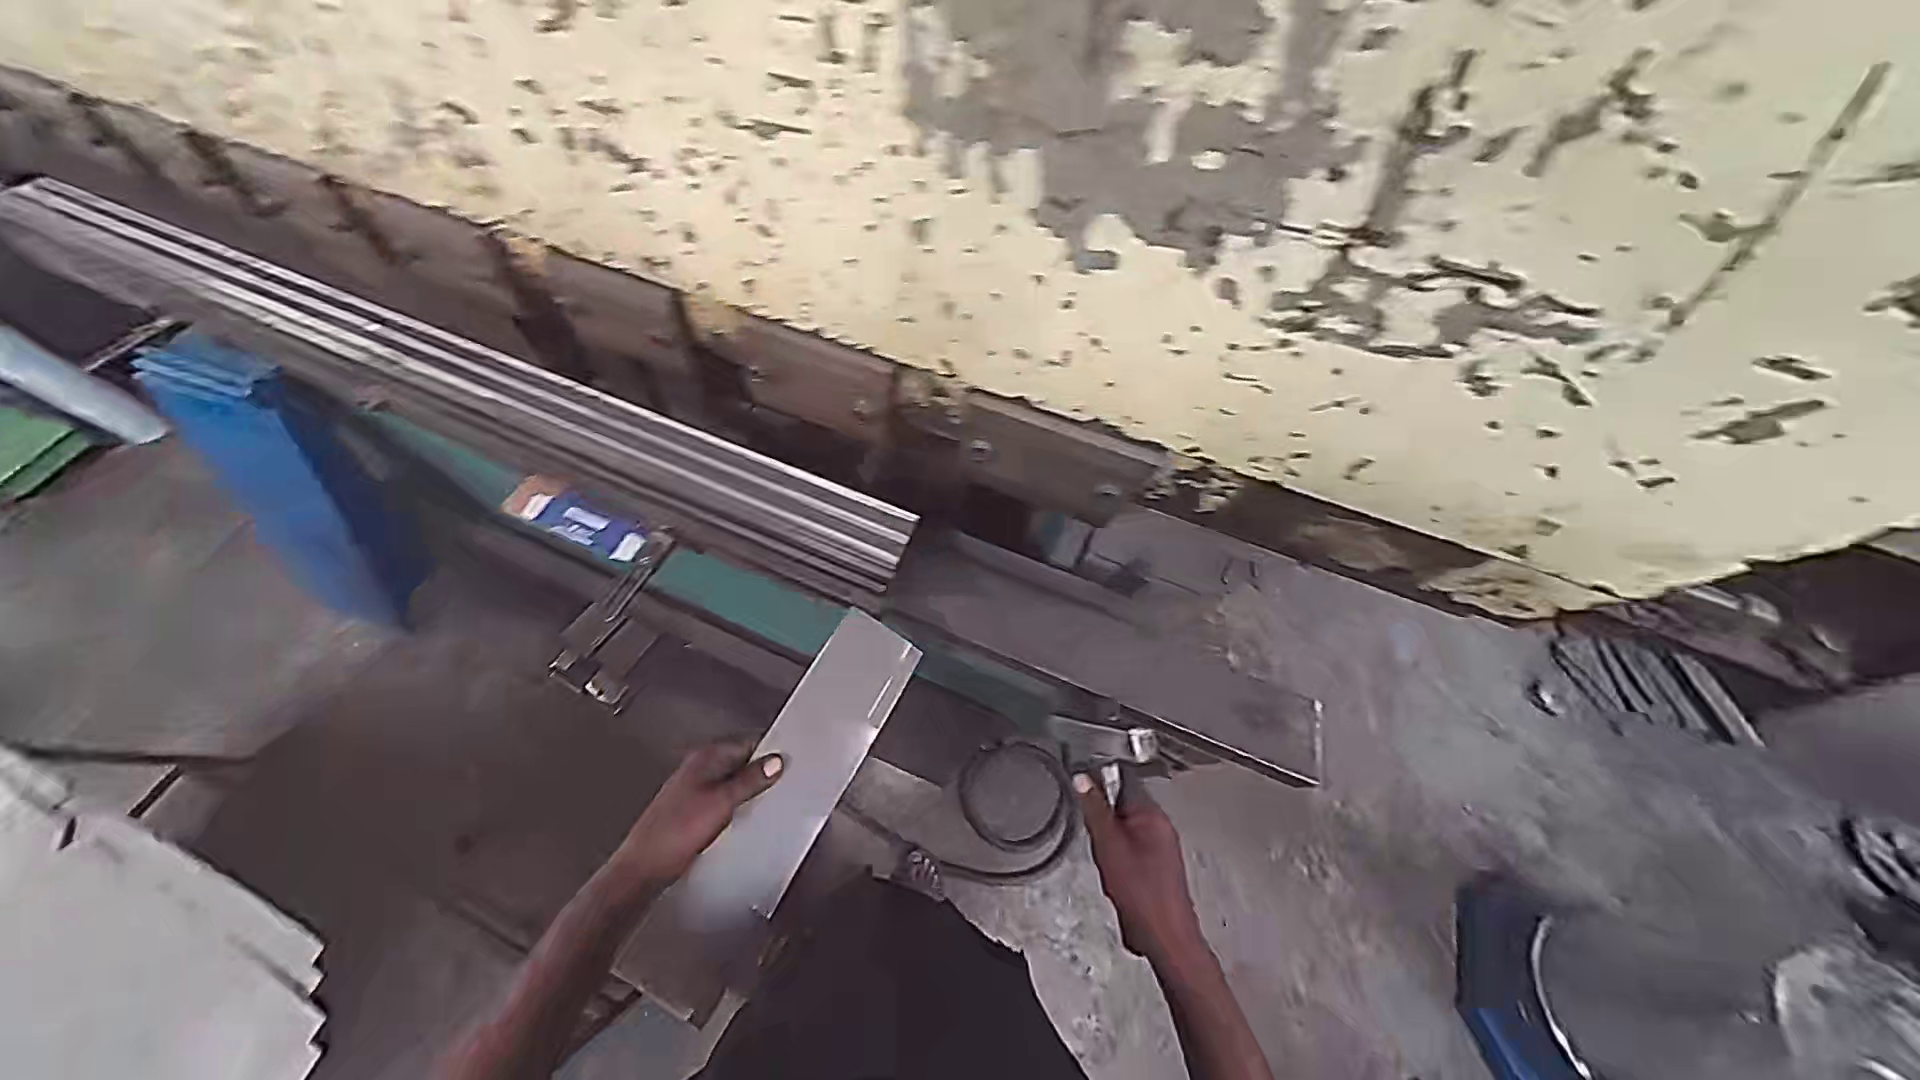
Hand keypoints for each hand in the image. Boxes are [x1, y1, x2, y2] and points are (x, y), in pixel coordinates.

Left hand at [611, 739, 782, 885]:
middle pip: (742, 762)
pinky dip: (737, 807)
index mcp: (706, 757)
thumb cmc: (675, 832)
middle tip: (778, 787)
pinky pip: (725, 800)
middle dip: (761, 774)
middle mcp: (700, 768)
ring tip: (760, 805)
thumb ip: (752, 779)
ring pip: (734, 783)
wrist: (644, 869)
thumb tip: (775, 762)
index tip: (788, 763)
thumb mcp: (723, 801)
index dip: (770, 752)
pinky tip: (742, 820)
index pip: (749, 742)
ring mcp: (696, 789)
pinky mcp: (695, 810)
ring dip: (748, 793)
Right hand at [1077, 772, 1206, 963]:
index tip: (1084, 793)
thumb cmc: (1143, 894)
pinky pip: (1130, 852)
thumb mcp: (1107, 844)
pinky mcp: (1158, 867)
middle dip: (1103, 824)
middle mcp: (1161, 827)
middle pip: (1120, 808)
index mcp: (1152, 814)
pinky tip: (1118, 881)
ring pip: (1123, 832)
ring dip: (1110, 846)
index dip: (1099, 784)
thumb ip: (1094, 808)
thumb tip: (1084, 780)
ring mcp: (1161, 848)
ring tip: (1111, 868)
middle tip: (1100, 844)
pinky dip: (1119, 862)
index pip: (1121, 780)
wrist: (1165, 938)